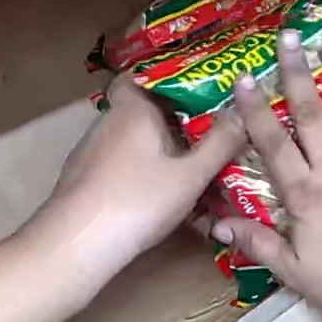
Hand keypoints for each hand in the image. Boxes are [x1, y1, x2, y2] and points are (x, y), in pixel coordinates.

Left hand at [32, 77, 243, 289]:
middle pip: (140, 111)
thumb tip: (243, 112)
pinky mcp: (82, 179)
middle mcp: (107, 123)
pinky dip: (137, 171)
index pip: (139, 76)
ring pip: (130, 140)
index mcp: (133, 111)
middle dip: (171, 121)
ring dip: (155, 149)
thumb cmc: (138, 200)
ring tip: (186, 167)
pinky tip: (155, 196)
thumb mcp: (192, 175)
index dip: (163, 79)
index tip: (192, 90)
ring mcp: (90, 152)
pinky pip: (117, 164)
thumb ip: (220, 143)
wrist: (77, 245)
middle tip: (205, 133)